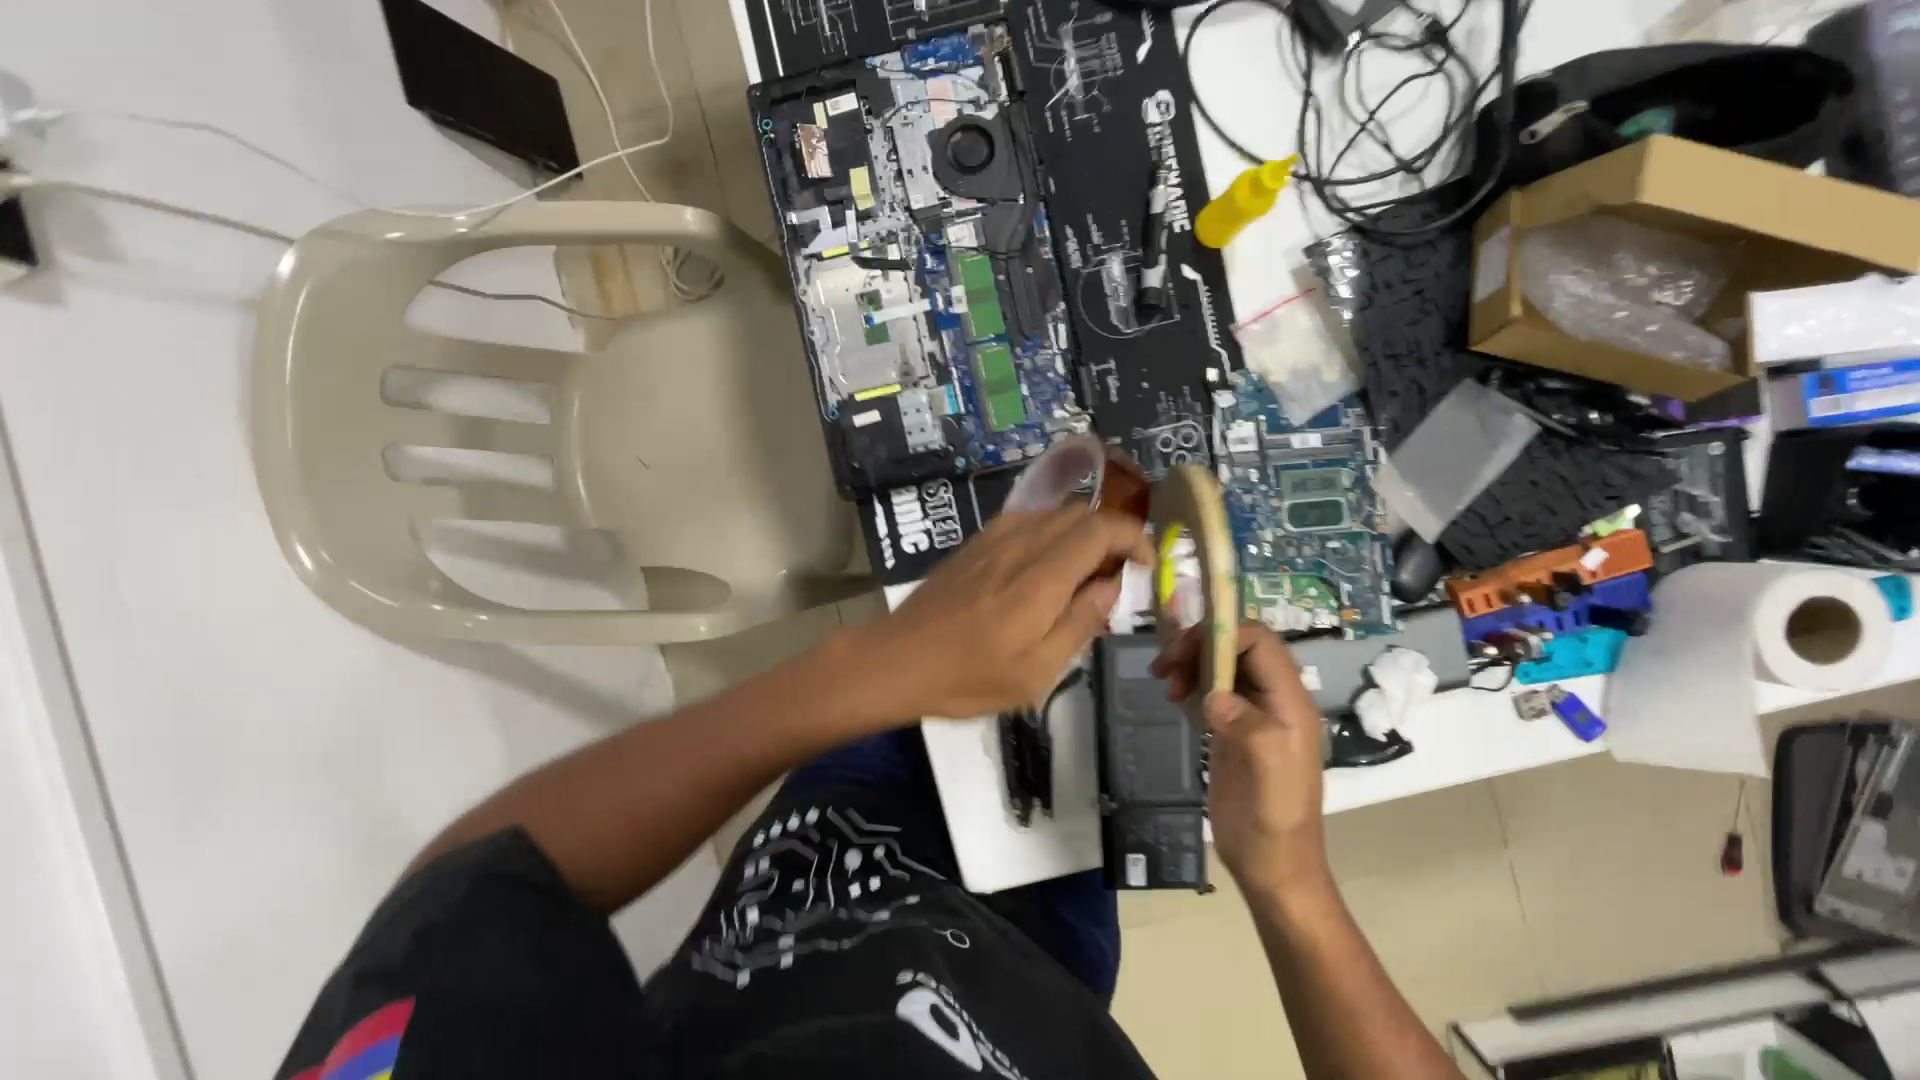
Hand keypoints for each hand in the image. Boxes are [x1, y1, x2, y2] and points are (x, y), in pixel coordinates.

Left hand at [860, 506, 1151, 721]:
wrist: (895, 660)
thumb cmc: (968, 677)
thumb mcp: (1035, 672)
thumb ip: (1080, 623)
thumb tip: (1112, 586)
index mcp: (1041, 577)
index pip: (1102, 528)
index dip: (1134, 538)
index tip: (1146, 565)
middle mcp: (1020, 544)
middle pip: (1081, 513)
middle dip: (1111, 536)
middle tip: (1116, 578)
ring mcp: (994, 538)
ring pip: (1054, 514)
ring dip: (1080, 535)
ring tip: (1082, 578)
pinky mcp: (975, 543)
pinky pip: (1027, 522)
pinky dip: (1051, 536)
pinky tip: (1043, 573)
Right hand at [1154, 623, 1330, 897]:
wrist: (1273, 868)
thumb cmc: (1275, 825)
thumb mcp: (1271, 778)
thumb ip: (1251, 729)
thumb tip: (1214, 695)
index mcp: (1291, 705)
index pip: (1261, 643)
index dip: (1223, 634)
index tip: (1183, 649)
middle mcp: (1274, 702)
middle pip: (1239, 648)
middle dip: (1200, 645)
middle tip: (1165, 666)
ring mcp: (1253, 716)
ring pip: (1223, 666)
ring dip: (1192, 663)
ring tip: (1166, 683)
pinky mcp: (1233, 731)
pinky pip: (1213, 689)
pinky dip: (1191, 683)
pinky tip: (1174, 696)